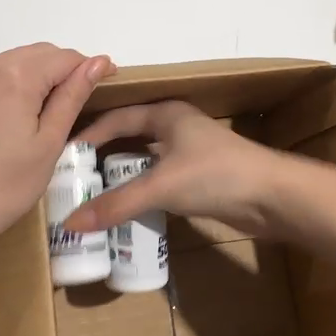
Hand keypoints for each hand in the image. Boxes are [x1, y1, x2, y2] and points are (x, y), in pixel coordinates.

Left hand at [0, 44, 112, 253]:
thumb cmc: (5, 187)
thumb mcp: (49, 143)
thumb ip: (72, 96)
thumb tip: (97, 62)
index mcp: (15, 77)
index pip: (63, 57)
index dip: (88, 67)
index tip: (105, 83)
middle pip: (34, 55)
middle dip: (59, 70)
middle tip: (75, 101)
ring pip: (7, 64)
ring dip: (29, 77)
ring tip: (40, 113)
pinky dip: (1, 88)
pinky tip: (4, 121)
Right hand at [62, 101, 291, 236]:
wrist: (272, 197)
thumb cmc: (216, 175)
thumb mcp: (161, 186)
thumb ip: (116, 204)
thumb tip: (71, 222)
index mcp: (166, 113)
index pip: (116, 118)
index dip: (89, 135)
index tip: (63, 155)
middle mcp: (175, 127)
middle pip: (129, 138)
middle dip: (102, 157)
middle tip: (73, 178)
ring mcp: (189, 153)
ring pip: (145, 161)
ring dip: (122, 176)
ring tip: (91, 195)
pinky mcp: (199, 178)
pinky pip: (158, 181)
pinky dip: (140, 191)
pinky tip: (126, 209)